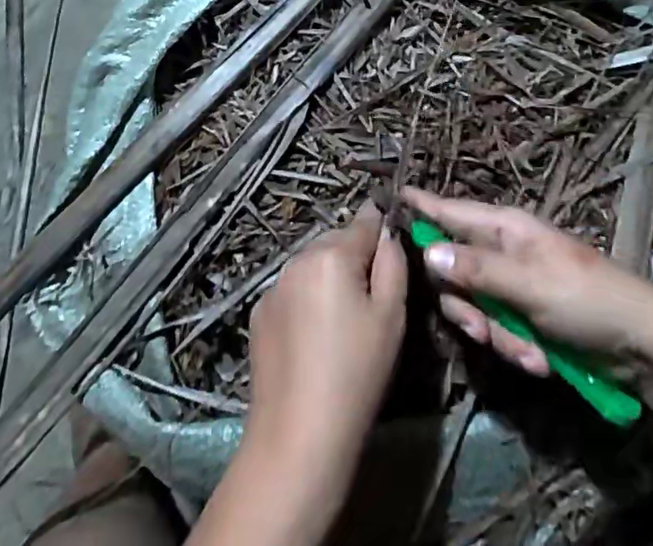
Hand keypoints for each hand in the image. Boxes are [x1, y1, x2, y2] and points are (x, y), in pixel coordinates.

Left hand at [246, 202, 406, 466]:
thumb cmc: (357, 371)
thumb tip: (387, 233)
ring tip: (343, 319)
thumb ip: (393, 263)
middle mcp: (296, 259)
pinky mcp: (259, 313)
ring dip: (328, 277)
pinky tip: (315, 335)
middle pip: (335, 241)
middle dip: (354, 256)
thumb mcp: (391, 315)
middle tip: (372, 297)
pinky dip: (306, 299)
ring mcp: (273, 286)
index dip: (383, 231)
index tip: (393, 250)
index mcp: (331, 254)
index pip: (364, 222)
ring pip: (311, 266)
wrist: (299, 430)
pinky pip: (292, 291)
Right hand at [404, 187, 652, 374]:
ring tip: (527, 353)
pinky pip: (496, 326)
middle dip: (466, 306)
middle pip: (451, 269)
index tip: (387, 200)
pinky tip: (539, 360)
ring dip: (495, 333)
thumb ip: (476, 269)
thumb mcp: (529, 284)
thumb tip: (427, 251)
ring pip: (472, 304)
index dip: (419, 205)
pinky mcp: (521, 314)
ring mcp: (510, 283)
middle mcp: (500, 250)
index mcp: (504, 228)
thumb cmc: (586, 300)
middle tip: (481, 330)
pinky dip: (514, 346)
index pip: (449, 209)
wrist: (643, 347)